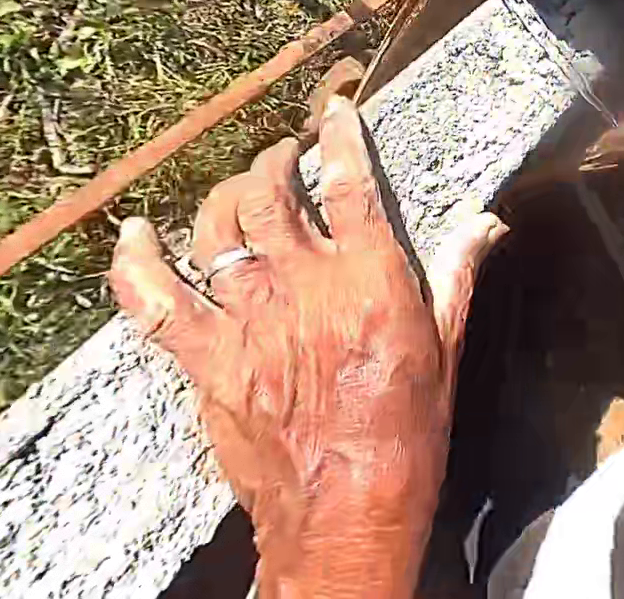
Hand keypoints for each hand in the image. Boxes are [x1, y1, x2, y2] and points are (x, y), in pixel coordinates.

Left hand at [109, 95, 507, 597]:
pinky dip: (139, 264)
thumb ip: (459, 271)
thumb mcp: (447, 343)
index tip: (333, 111)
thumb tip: (488, 220)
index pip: (351, 185)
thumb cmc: (408, 424)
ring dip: (226, 194)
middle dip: (275, 160)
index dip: (341, 139)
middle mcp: (305, 287)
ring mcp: (248, 323)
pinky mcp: (209, 362)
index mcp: (368, 278)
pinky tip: (135, 234)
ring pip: (220, 231)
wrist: (347, 513)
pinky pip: (156, 304)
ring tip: (241, 183)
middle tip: (284, 152)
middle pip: (274, 197)